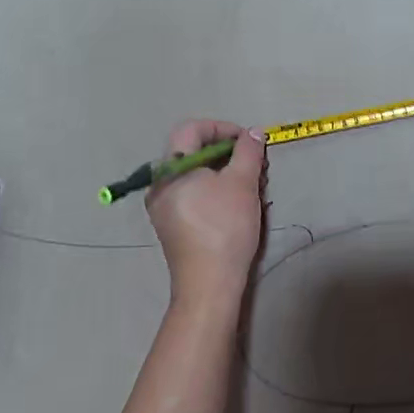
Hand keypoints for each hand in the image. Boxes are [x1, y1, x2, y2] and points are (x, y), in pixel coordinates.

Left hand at [145, 120, 266, 308]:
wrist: (209, 284)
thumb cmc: (224, 227)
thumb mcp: (243, 183)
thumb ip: (248, 151)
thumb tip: (253, 132)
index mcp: (170, 167)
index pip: (192, 129)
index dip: (222, 128)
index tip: (247, 141)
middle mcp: (159, 183)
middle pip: (192, 151)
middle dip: (227, 152)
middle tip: (254, 164)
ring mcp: (162, 207)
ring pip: (194, 175)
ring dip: (224, 173)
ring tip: (251, 186)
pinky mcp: (171, 226)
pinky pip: (191, 195)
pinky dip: (213, 191)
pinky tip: (236, 205)